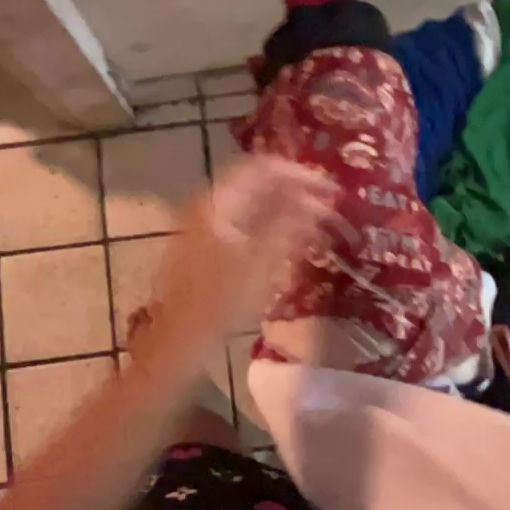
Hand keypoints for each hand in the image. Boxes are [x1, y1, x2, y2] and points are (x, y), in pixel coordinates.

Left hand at [131, 156, 334, 371]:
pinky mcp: (208, 247)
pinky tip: (292, 240)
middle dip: (295, 190)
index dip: (299, 173)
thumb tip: (319, 198)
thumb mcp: (263, 262)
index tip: (330, 187)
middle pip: (257, 184)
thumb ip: (292, 223)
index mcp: (218, 201)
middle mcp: (209, 205)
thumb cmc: (220, 302)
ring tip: (318, 221)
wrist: (179, 341)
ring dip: (285, 208)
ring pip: (252, 205)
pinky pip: (245, 223)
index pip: (263, 167)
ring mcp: (205, 226)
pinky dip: (270, 226)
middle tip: (330, 204)